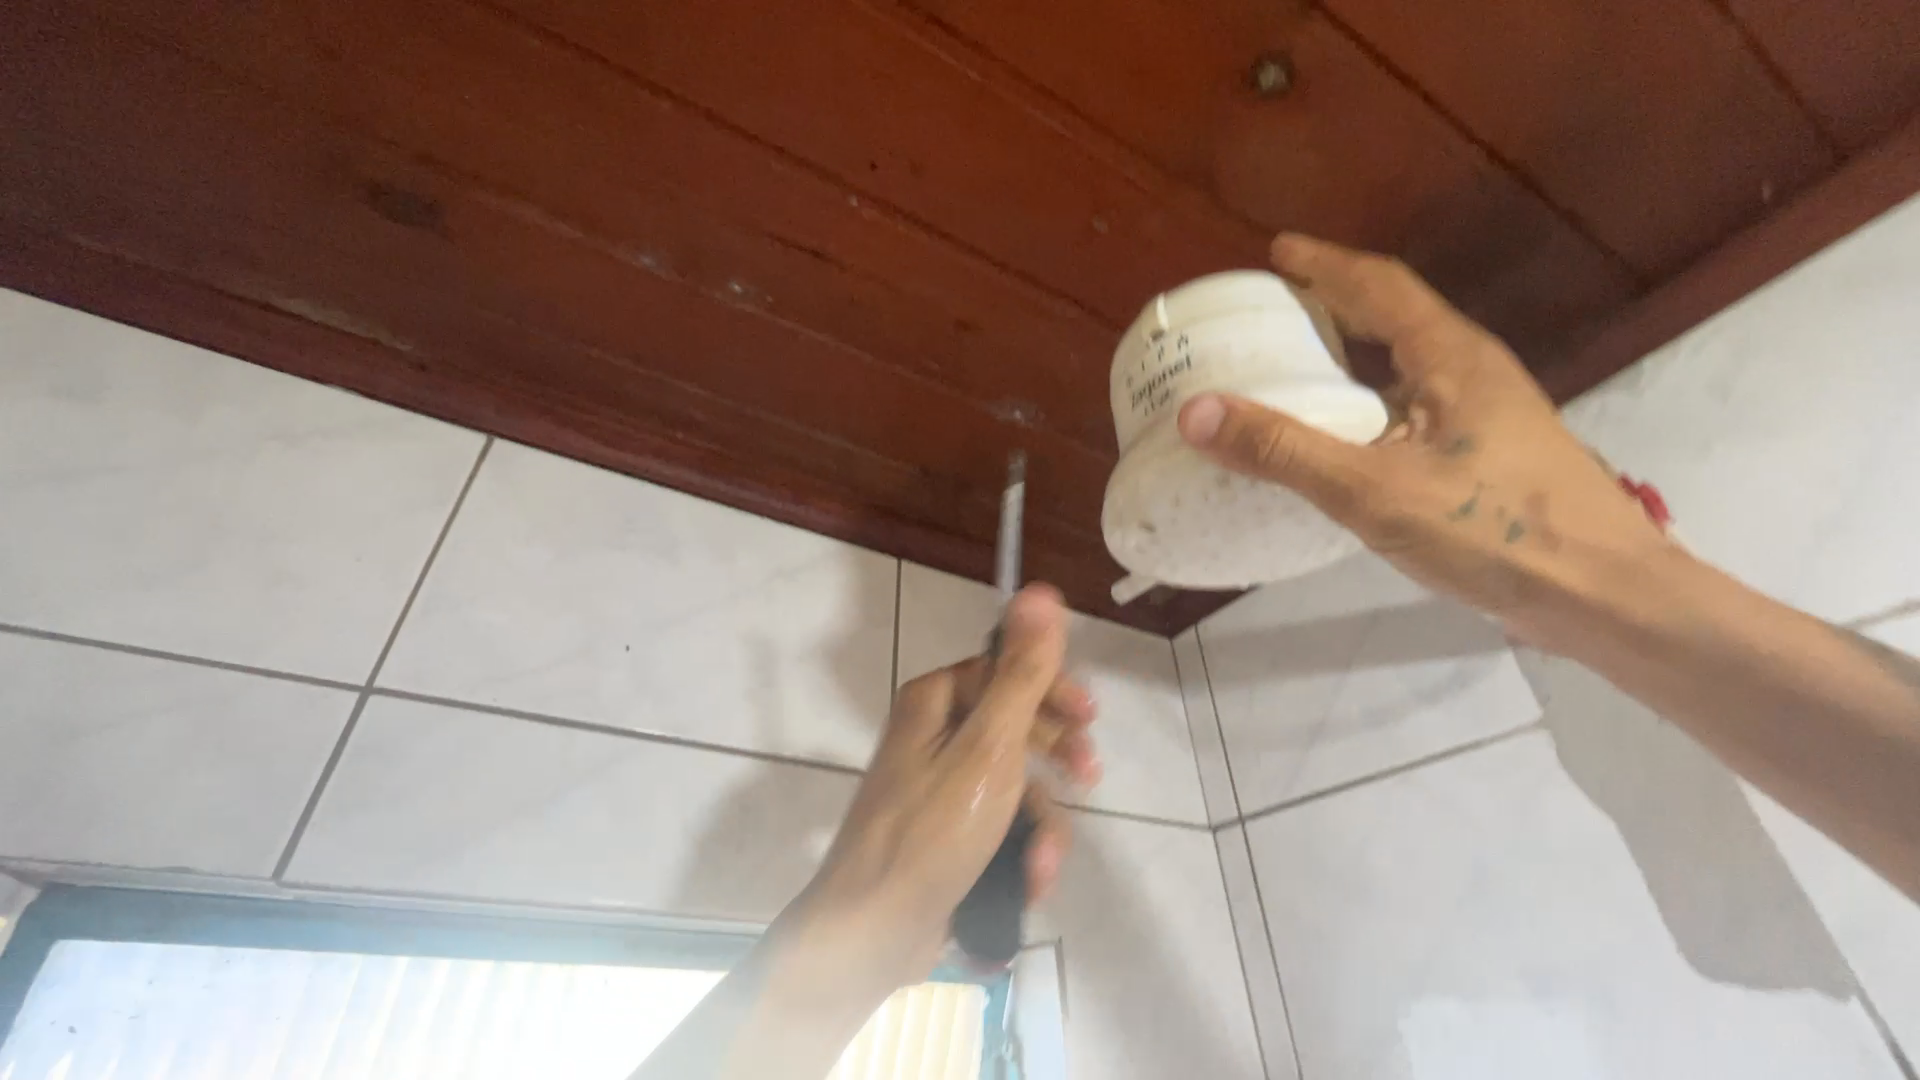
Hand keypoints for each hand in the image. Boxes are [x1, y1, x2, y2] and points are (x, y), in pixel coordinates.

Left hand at [782, 584, 1096, 995]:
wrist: (872, 930)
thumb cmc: (933, 830)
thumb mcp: (989, 747)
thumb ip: (1021, 674)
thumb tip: (1039, 592)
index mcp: (935, 701)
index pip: (1004, 671)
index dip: (1052, 690)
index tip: (1090, 718)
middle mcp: (933, 734)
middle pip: (1013, 724)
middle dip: (1054, 756)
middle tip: (1089, 776)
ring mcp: (938, 786)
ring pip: (1012, 782)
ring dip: (1040, 821)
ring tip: (1044, 862)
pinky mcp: (945, 832)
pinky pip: (997, 822)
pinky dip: (1019, 848)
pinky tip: (1030, 880)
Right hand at [1177, 234, 1674, 649]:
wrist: (1603, 596)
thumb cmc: (1493, 530)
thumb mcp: (1373, 490)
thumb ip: (1283, 450)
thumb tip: (1193, 411)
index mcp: (1450, 358)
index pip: (1380, 287)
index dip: (1325, 265)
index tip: (1277, 252)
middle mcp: (1470, 373)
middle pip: (1393, 320)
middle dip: (1332, 306)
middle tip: (1272, 313)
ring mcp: (1483, 416)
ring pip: (1402, 368)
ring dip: (1349, 357)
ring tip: (1294, 368)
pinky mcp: (1483, 456)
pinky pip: (1407, 409)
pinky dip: (1363, 404)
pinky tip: (1338, 438)